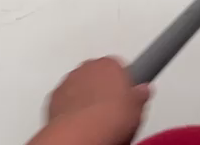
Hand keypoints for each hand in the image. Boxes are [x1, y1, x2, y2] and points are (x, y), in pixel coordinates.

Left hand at [29, 58, 151, 144]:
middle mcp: (89, 67)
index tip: (127, 98)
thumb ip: (140, 95)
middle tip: (113, 113)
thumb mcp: (137, 110)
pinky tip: (79, 124)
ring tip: (95, 121)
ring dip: (87, 98)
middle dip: (104, 90)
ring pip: (81, 85)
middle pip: (99, 75)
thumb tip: (143, 91)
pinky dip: (71, 108)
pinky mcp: (56, 95)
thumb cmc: (108, 120)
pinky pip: (66, 99)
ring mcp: (71, 80)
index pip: (120, 68)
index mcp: (111, 64)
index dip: (124, 85)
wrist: (81, 134)